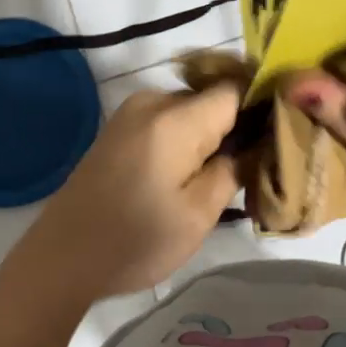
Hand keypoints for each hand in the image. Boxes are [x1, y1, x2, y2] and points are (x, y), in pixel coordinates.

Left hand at [21, 84, 242, 298]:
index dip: (263, 105)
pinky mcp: (119, 131)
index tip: (284, 132)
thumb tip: (257, 140)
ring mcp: (131, 114)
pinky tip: (193, 175)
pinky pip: (168, 123)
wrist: (61, 258)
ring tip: (229, 175)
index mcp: (175, 117)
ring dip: (212, 136)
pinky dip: (187, 141)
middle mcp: (152, 101)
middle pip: (212, 98)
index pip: (235, 87)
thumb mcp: (198, 214)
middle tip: (259, 165)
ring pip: (191, 112)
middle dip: (238, 125)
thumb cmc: (135, 240)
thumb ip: (234, 168)